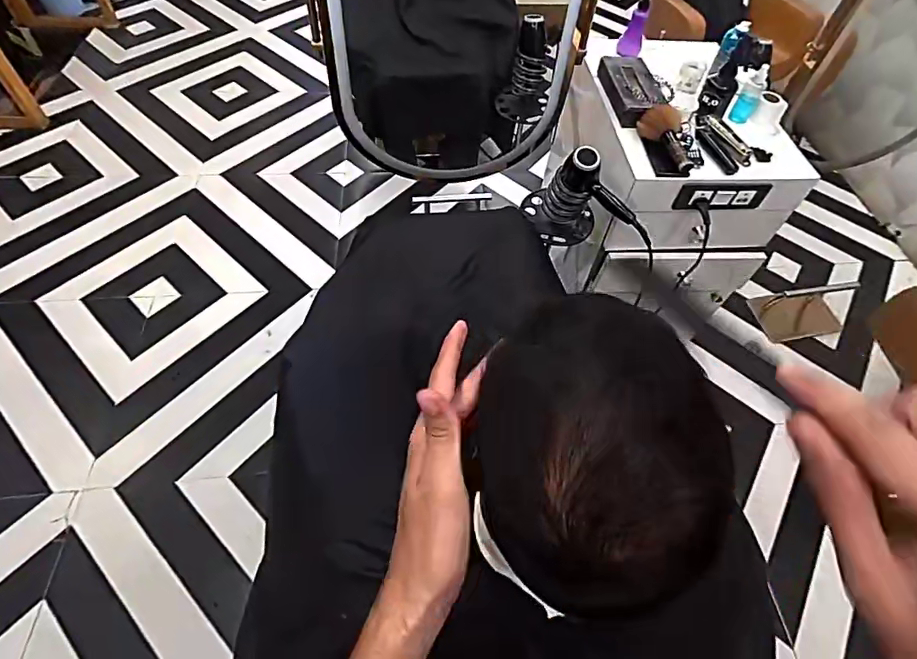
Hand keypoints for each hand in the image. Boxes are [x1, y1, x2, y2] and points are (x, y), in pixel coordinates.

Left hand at [360, 320, 485, 658]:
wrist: (424, 589)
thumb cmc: (431, 543)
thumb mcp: (439, 482)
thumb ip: (438, 435)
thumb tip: (429, 389)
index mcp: (427, 442)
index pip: (439, 386)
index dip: (450, 354)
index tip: (460, 328)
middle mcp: (430, 449)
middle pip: (451, 396)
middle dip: (466, 367)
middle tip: (490, 346)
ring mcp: (440, 465)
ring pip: (459, 415)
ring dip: (473, 392)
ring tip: (493, 374)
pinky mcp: (451, 480)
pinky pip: (465, 437)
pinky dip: (478, 420)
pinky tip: (489, 422)